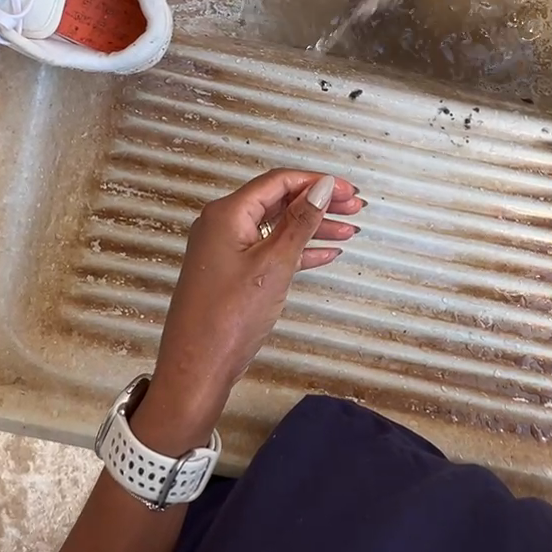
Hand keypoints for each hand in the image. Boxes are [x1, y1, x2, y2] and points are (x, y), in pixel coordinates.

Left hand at [132, 170, 363, 454]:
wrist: (197, 369)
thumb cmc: (228, 318)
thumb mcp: (274, 264)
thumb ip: (300, 221)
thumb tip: (323, 186)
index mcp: (227, 213)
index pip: (278, 182)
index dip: (316, 181)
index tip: (349, 190)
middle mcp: (222, 224)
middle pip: (278, 201)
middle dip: (318, 202)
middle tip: (354, 206)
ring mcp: (225, 248)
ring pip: (276, 226)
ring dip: (312, 226)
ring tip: (349, 229)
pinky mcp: (230, 271)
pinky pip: (269, 249)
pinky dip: (297, 250)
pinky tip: (326, 253)